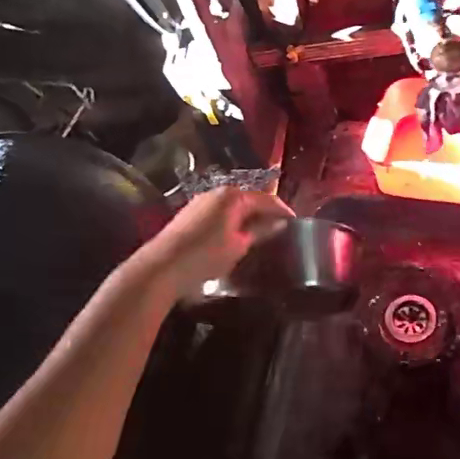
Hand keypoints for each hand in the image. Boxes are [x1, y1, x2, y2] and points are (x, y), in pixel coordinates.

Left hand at [134, 187, 293, 296]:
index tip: (296, 223)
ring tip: (261, 234)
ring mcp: (202, 201)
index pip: (267, 199)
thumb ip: (260, 231)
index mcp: (234, 196)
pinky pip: (220, 212)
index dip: (283, 211)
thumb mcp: (239, 245)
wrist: (163, 266)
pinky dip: (233, 221)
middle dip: (265, 213)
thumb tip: (278, 223)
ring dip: (248, 217)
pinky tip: (237, 235)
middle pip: (249, 199)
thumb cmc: (207, 255)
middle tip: (280, 229)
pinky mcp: (191, 213)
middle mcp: (218, 192)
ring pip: (233, 206)